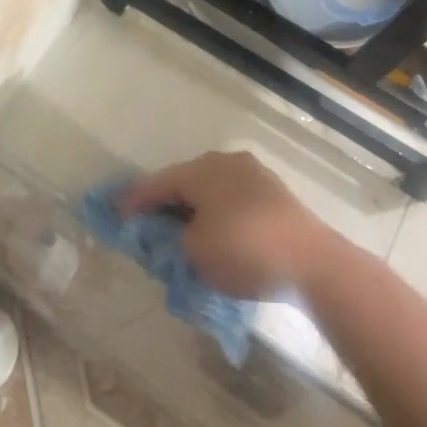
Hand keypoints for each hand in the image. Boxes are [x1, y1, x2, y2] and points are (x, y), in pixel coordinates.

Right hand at [118, 150, 340, 299]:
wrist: (313, 263)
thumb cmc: (243, 250)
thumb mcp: (193, 251)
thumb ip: (171, 241)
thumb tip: (174, 236)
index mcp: (202, 169)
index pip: (157, 183)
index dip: (133, 201)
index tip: (113, 214)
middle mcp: (227, 163)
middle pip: (185, 184)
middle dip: (165, 207)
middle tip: (146, 228)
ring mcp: (255, 178)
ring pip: (211, 193)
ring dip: (193, 213)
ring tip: (179, 237)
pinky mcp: (275, 198)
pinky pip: (232, 204)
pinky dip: (217, 219)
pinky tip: (213, 239)